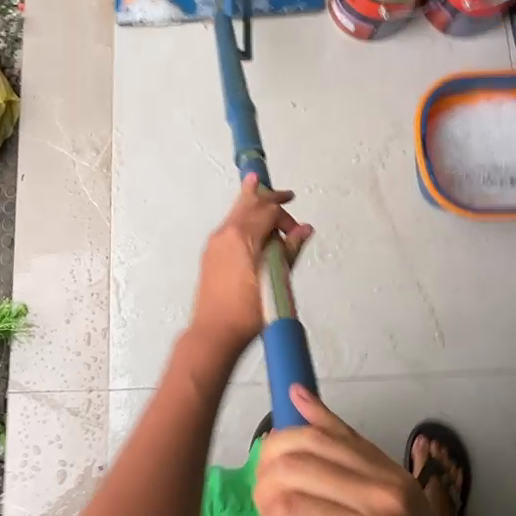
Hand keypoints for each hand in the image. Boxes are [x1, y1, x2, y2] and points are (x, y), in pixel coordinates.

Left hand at [188, 177, 313, 349]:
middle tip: (285, 193)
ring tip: (254, 183)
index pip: (268, 211)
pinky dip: (241, 217)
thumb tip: (305, 229)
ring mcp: (215, 243)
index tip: (296, 231)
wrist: (214, 332)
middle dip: (267, 196)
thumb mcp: (276, 280)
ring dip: (251, 202)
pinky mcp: (211, 254)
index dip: (285, 217)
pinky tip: (246, 219)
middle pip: (249, 204)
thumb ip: (289, 251)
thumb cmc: (247, 311)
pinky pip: (229, 226)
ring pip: (236, 212)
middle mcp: (225, 233)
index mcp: (242, 236)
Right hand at [222, 386, 490, 515]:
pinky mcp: (395, 467)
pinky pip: (344, 431)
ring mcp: (392, 478)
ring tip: (273, 486)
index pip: (289, 509)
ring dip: (279, 453)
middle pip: (295, 465)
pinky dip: (315, 415)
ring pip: (314, 439)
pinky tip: (294, 399)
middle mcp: (383, 503)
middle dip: (266, 488)